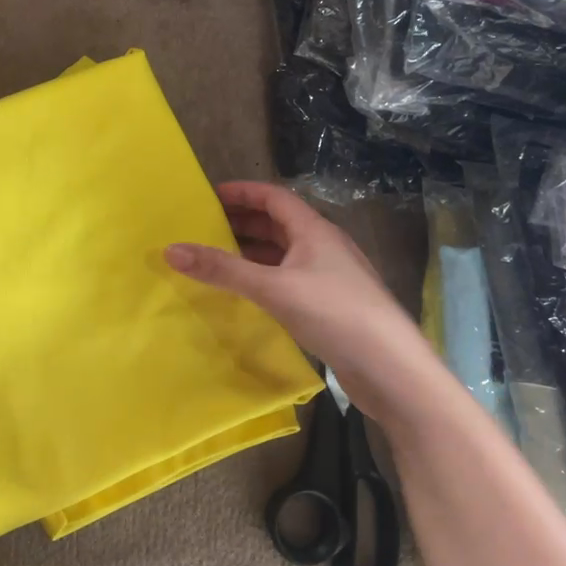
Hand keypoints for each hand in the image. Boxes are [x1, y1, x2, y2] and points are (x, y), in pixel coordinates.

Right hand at [164, 181, 429, 419]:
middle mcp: (324, 247)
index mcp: (315, 231)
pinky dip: (263, 276)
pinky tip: (246, 291)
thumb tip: (169, 250)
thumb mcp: (272, 288)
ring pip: (283, 252)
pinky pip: (289, 277)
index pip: (273, 197)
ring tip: (215, 257)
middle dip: (240, 221)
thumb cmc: (336, 315)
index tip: (206, 196)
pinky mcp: (332, 305)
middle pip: (277, 222)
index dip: (240, 192)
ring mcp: (331, 277)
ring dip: (251, 250)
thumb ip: (221, 269)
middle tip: (202, 227)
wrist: (395, 373)